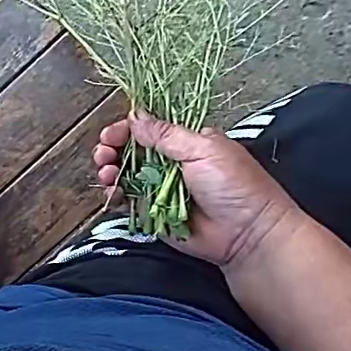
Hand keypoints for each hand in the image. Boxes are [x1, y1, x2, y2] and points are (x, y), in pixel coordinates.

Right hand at [92, 113, 304, 268]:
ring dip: (109, 170)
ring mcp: (158, 187)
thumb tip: (135, 115)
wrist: (247, 234)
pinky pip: (125, 200)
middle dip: (111, 149)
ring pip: (123, 174)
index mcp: (185, 142)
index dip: (126, 130)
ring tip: (106, 173)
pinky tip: (111, 192)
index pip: (147, 129)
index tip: (111, 135)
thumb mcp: (203, 150)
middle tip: (103, 154)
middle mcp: (168, 163)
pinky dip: (113, 195)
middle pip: (129, 150)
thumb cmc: (235, 187)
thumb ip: (165, 134)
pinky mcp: (151, 210)